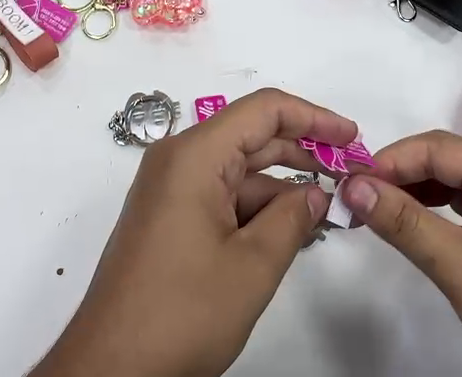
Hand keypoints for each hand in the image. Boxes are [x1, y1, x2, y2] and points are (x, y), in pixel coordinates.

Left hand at [32, 89, 357, 376]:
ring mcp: (170, 189)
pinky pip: (221, 195)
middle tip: (349, 173)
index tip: (352, 137)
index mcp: (194, 155)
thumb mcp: (252, 266)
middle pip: (250, 136)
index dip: (313, 117)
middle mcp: (178, 160)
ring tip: (326, 210)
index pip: (263, 110)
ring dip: (281, 187)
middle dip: (302, 152)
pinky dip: (256, 208)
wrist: (109, 369)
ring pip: (238, 170)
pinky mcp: (168, 217)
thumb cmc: (182, 312)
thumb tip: (316, 194)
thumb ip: (292, 220)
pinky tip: (288, 230)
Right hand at [341, 131, 461, 376]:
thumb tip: (352, 185)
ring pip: (450, 185)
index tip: (350, 180)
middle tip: (356, 196)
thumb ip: (403, 221)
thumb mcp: (457, 266)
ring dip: (412, 194)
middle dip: (399, 174)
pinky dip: (431, 214)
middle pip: (444, 161)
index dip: (391, 159)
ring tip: (374, 209)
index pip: (437, 148)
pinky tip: (409, 226)